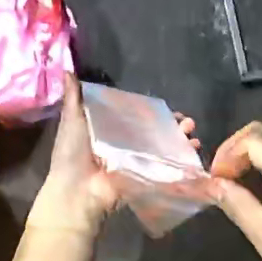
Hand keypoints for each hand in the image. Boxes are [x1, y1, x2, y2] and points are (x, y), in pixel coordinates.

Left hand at [24, 75, 197, 239]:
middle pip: (153, 131)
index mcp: (107, 131)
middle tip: (185, 118)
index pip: (134, 115)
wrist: (77, 191)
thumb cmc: (72, 154)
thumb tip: (68, 69)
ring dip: (180, 139)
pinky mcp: (144, 176)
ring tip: (191, 131)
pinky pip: (166, 166)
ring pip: (163, 147)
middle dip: (172, 125)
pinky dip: (182, 159)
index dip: (151, 110)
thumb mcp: (71, 121)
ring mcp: (136, 162)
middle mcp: (124, 145)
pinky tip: (193, 149)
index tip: (166, 104)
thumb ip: (74, 98)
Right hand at [210, 122, 261, 260]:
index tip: (214, 182)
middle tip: (218, 179)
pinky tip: (250, 192)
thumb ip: (236, 203)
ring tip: (229, 185)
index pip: (252, 139)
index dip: (227, 154)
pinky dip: (260, 167)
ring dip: (246, 158)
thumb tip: (210, 183)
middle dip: (234, 150)